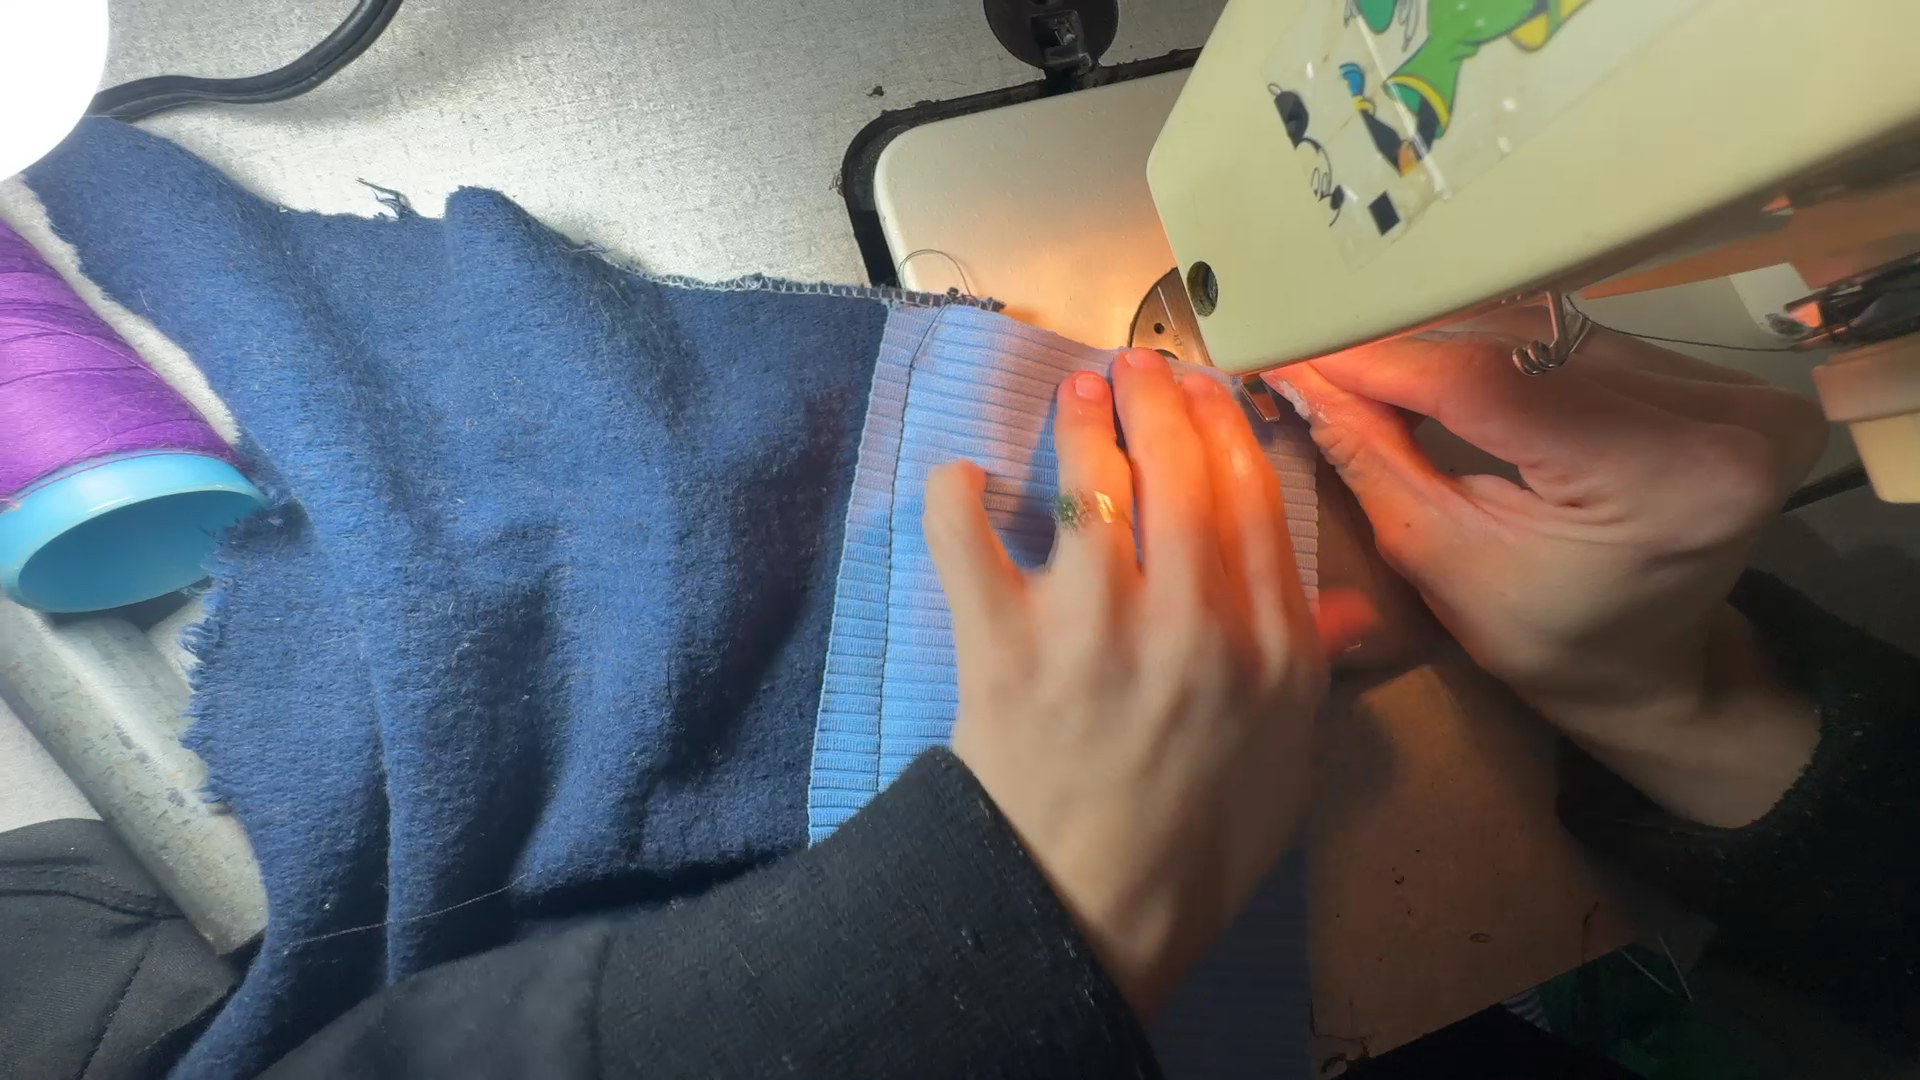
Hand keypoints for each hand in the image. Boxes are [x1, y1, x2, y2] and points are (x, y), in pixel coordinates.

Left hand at [924, 349, 1372, 1016]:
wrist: (1093, 902)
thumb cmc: (1199, 835)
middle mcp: (1188, 617)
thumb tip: (1343, 601)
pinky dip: (958, 500)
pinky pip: (969, 545)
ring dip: (1084, 424)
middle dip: (1159, 398)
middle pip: (1179, 470)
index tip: (1206, 389)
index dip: (1225, 426)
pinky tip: (965, 475)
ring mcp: (1092, 627)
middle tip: (1139, 364)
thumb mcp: (1290, 759)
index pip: (1251, 496)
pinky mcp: (1006, 644)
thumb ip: (1316, 666)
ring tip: (1079, 392)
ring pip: (1092, 486)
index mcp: (1265, 641)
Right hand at [1271, 311, 1827, 826]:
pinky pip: (1574, 340)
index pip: (1495, 383)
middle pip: (1522, 345)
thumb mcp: (1432, 551)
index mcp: (1664, 482)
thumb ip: (1370, 454)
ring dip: (1449, 346)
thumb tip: (1299, 380)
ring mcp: (1734, 389)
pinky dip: (1493, 351)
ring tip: (1375, 368)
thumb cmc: (1532, 632)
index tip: (1307, 353)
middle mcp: (1723, 417)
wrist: (1637, 660)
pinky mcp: (1718, 379)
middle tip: (1327, 362)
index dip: (1388, 363)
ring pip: (1544, 330)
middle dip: (1410, 352)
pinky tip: (1442, 369)